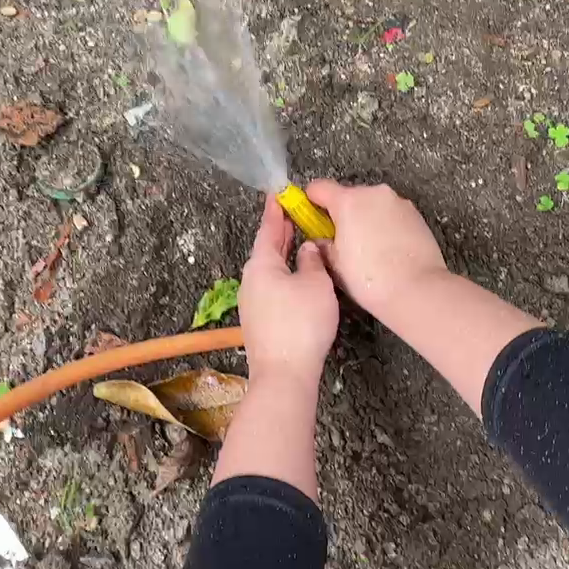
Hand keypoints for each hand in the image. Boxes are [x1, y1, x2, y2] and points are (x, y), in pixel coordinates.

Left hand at [237, 195, 338, 386]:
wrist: (284, 374)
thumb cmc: (301, 324)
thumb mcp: (316, 284)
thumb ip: (313, 261)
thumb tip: (308, 248)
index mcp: (262, 265)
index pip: (268, 229)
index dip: (275, 211)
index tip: (278, 194)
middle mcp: (252, 280)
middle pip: (267, 249)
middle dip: (280, 231)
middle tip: (292, 213)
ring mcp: (254, 302)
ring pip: (270, 269)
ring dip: (284, 254)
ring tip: (298, 241)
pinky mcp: (261, 320)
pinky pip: (273, 286)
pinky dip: (285, 274)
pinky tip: (298, 277)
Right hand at [302, 180, 447, 312]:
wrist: (416, 289)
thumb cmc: (371, 279)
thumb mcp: (334, 263)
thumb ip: (323, 243)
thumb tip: (321, 239)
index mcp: (348, 201)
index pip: (319, 187)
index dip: (310, 200)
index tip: (310, 214)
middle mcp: (374, 194)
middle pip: (348, 195)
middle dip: (341, 214)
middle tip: (340, 241)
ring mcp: (397, 202)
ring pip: (371, 204)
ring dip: (365, 219)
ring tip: (367, 250)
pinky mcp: (415, 214)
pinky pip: (391, 213)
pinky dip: (384, 225)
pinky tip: (386, 250)